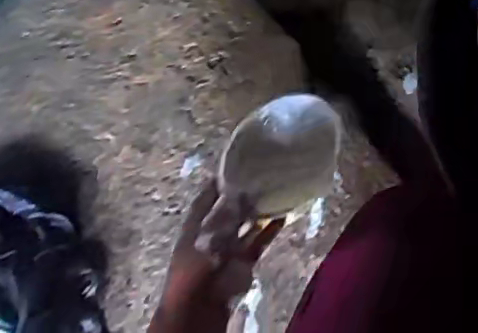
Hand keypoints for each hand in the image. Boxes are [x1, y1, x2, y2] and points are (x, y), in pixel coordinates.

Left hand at [152, 174, 283, 332]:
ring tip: (277, 191)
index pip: (206, 198)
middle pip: (229, 210)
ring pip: (246, 225)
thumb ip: (225, 214)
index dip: (219, 181)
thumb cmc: (194, 272)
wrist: (194, 317)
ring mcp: (226, 251)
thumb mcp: (207, 238)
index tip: (237, 161)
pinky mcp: (241, 265)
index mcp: (194, 228)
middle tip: (265, 173)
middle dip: (244, 194)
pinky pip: (257, 243)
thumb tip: (242, 191)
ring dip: (259, 211)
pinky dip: (269, 231)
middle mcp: (211, 236)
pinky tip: (283, 217)